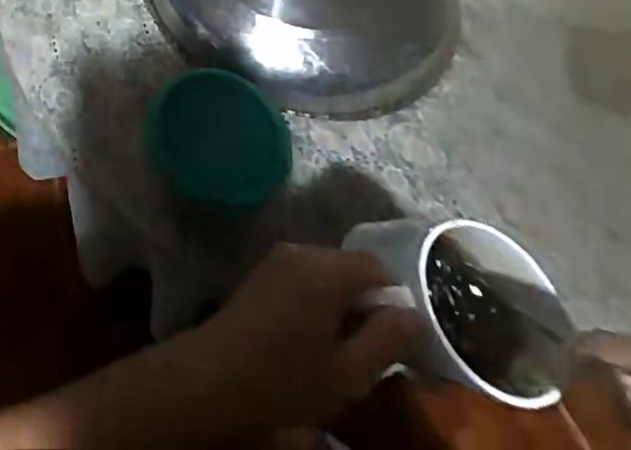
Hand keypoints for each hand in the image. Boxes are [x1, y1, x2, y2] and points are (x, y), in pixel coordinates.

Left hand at [187, 244, 419, 430]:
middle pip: (349, 266)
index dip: (394, 298)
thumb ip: (386, 338)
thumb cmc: (289, 377)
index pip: (377, 265)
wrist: (218, 373)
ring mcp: (275, 260)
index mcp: (324, 270)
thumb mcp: (351, 371)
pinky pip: (302, 276)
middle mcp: (299, 252)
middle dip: (366, 300)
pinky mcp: (261, 273)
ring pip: (325, 272)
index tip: (398, 335)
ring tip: (342, 345)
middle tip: (371, 346)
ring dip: (340, 301)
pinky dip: (316, 298)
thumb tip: (412, 312)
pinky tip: (313, 335)